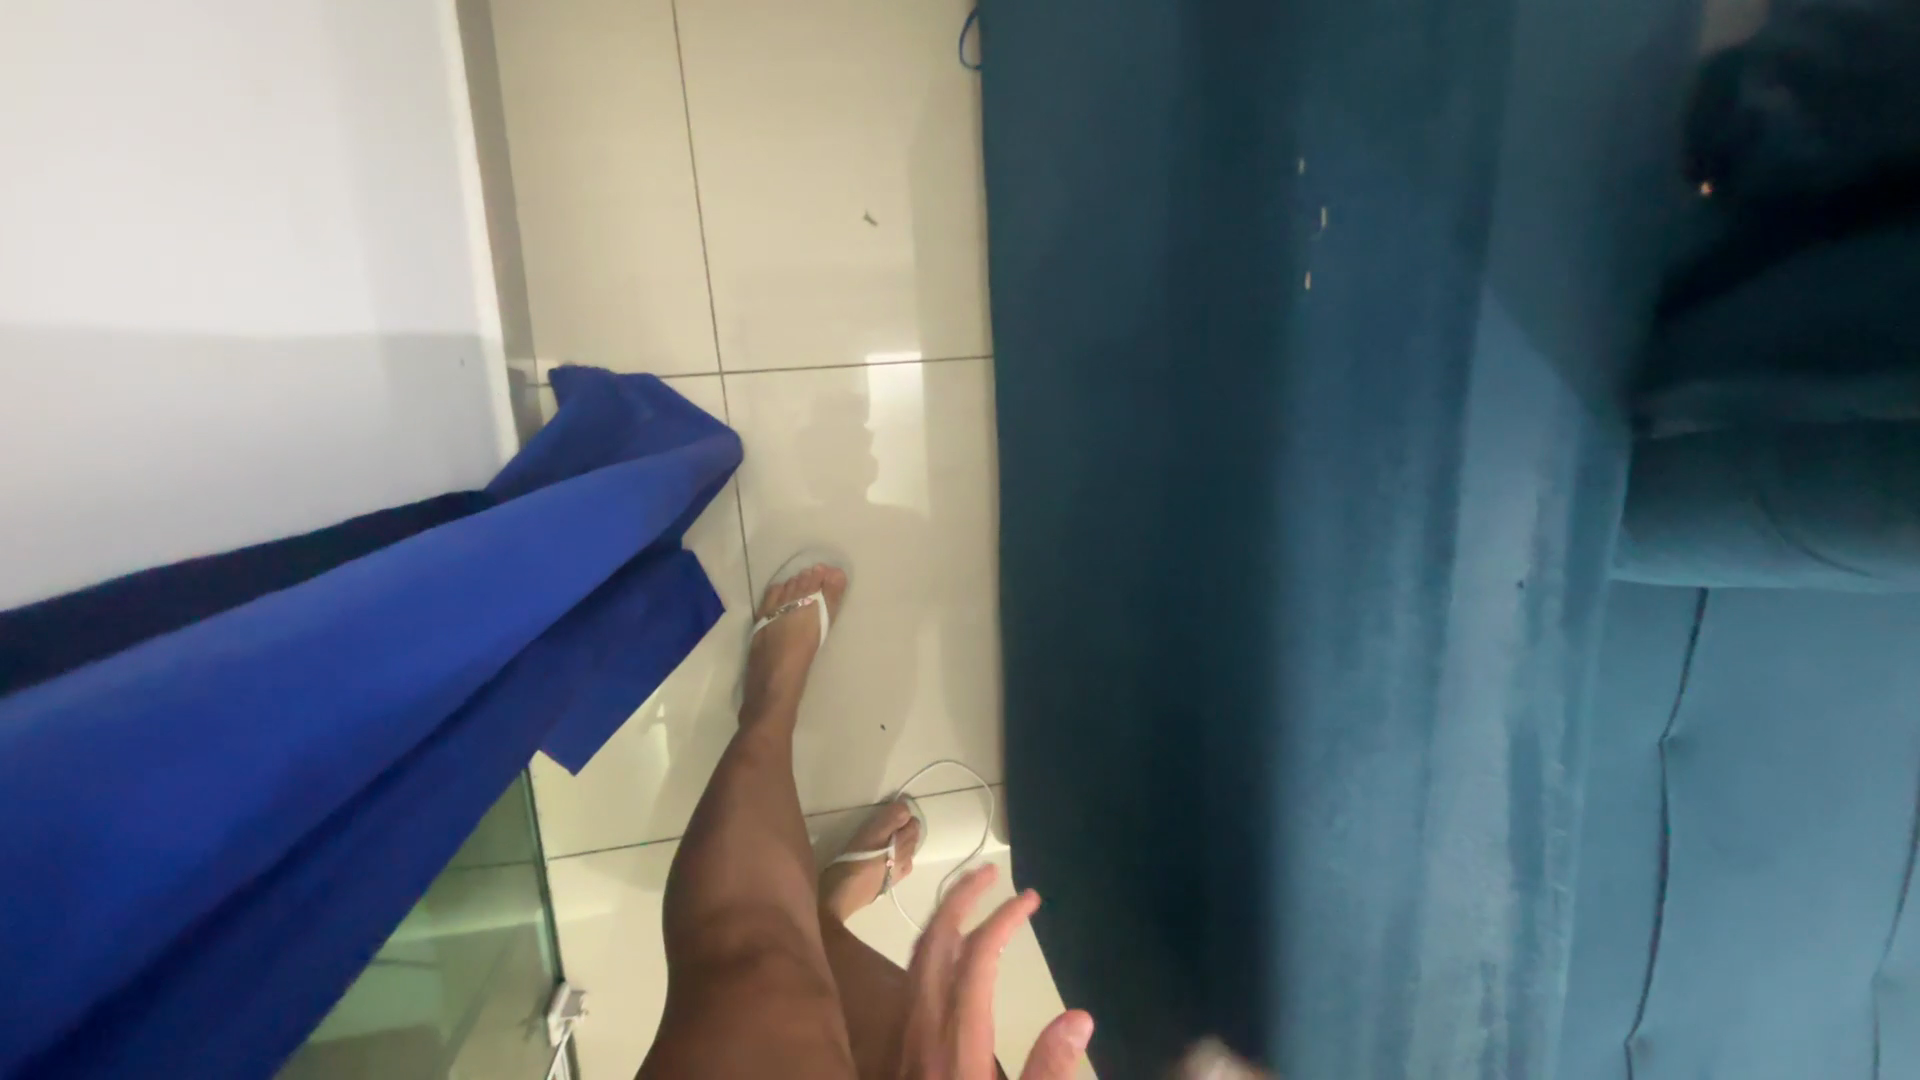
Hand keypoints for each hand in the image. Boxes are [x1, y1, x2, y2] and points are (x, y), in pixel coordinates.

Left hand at [895, 864, 1094, 1078]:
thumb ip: (1048, 1072)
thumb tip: (1080, 1016)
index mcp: (957, 1039)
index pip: (978, 956)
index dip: (1004, 919)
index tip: (1031, 898)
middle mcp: (924, 1024)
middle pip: (936, 939)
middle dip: (962, 896)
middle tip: (993, 872)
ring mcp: (906, 1032)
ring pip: (918, 953)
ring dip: (945, 915)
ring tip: (972, 896)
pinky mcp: (899, 1046)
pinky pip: (913, 974)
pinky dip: (934, 943)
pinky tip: (951, 952)